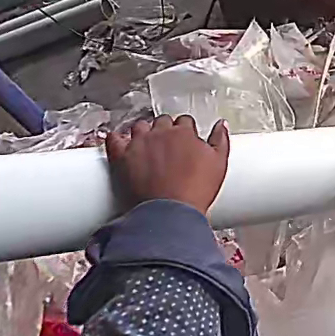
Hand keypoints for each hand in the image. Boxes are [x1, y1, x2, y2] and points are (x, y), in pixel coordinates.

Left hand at [105, 115, 231, 214]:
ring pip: (139, 126)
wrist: (170, 213)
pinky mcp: (121, 156)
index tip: (184, 142)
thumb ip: (220, 140)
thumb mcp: (219, 164)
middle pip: (161, 122)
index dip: (184, 132)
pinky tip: (120, 142)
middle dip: (165, 131)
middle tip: (167, 147)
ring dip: (143, 133)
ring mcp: (138, 143)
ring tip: (146, 147)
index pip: (184, 122)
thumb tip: (220, 124)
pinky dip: (116, 138)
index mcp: (183, 132)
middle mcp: (159, 132)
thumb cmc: (195, 191)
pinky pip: (114, 138)